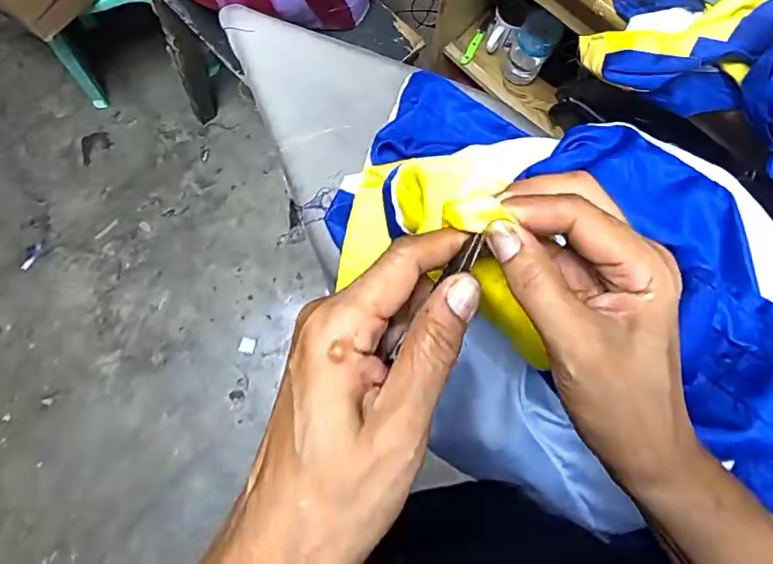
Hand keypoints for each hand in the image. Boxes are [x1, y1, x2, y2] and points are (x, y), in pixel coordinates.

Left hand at [204, 229, 480, 563]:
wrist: (278, 554)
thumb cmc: (334, 501)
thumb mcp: (399, 424)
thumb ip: (435, 346)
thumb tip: (467, 283)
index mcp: (336, 326)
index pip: (404, 257)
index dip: (453, 241)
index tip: (494, 239)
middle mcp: (325, 318)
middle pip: (400, 274)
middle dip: (445, 282)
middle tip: (486, 299)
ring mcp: (325, 335)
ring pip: (395, 298)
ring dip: (429, 312)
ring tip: (451, 346)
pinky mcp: (331, 353)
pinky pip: (383, 322)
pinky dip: (411, 333)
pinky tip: (420, 367)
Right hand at [492, 173, 772, 563]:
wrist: (647, 450)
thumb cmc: (621, 406)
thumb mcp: (575, 346)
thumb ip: (536, 284)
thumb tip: (498, 231)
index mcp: (645, 262)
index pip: (583, 213)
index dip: (531, 206)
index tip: (482, 212)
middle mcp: (638, 250)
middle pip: (583, 198)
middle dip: (532, 197)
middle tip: (482, 209)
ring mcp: (622, 262)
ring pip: (572, 216)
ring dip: (530, 214)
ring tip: (486, 220)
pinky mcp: (603, 278)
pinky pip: (565, 245)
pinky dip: (534, 240)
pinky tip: (505, 242)